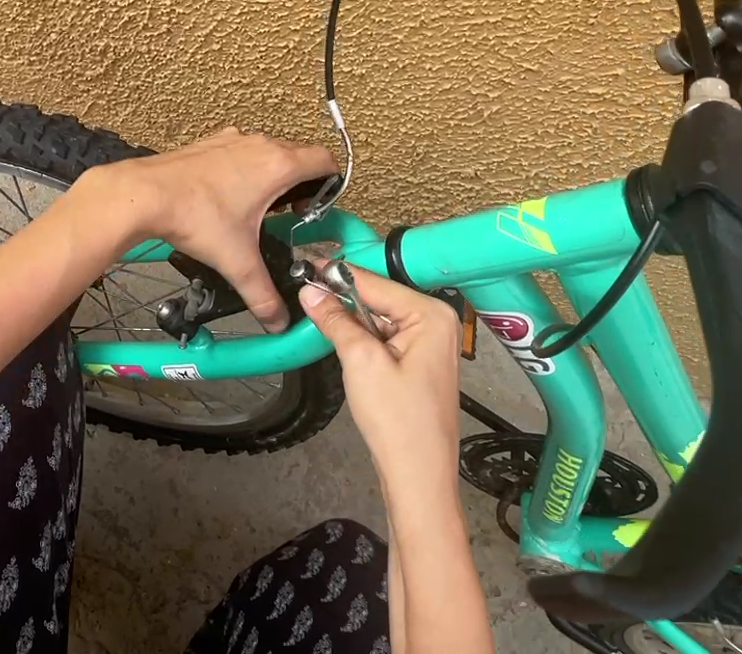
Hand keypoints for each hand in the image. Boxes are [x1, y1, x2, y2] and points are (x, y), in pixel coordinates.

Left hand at [83, 129, 335, 331]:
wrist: (144, 195)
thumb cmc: (195, 217)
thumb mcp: (237, 261)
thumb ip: (263, 294)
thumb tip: (278, 321)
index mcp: (278, 164)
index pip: (325, 160)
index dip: (330, 183)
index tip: (319, 207)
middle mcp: (259, 144)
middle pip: (297, 156)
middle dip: (300, 184)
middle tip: (289, 214)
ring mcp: (232, 139)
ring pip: (267, 151)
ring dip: (270, 175)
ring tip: (257, 208)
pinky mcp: (209, 143)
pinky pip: (240, 151)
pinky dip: (243, 169)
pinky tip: (227, 197)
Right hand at [299, 266, 461, 490]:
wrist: (417, 477)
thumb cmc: (397, 421)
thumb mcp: (360, 361)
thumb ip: (335, 320)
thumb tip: (310, 290)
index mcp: (431, 315)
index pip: (375, 282)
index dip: (336, 274)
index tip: (303, 264)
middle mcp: (437, 322)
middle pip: (378, 297)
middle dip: (343, 298)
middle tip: (304, 292)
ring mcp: (430, 343)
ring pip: (378, 317)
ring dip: (350, 320)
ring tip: (316, 315)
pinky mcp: (419, 362)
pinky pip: (384, 336)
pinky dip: (361, 337)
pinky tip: (339, 339)